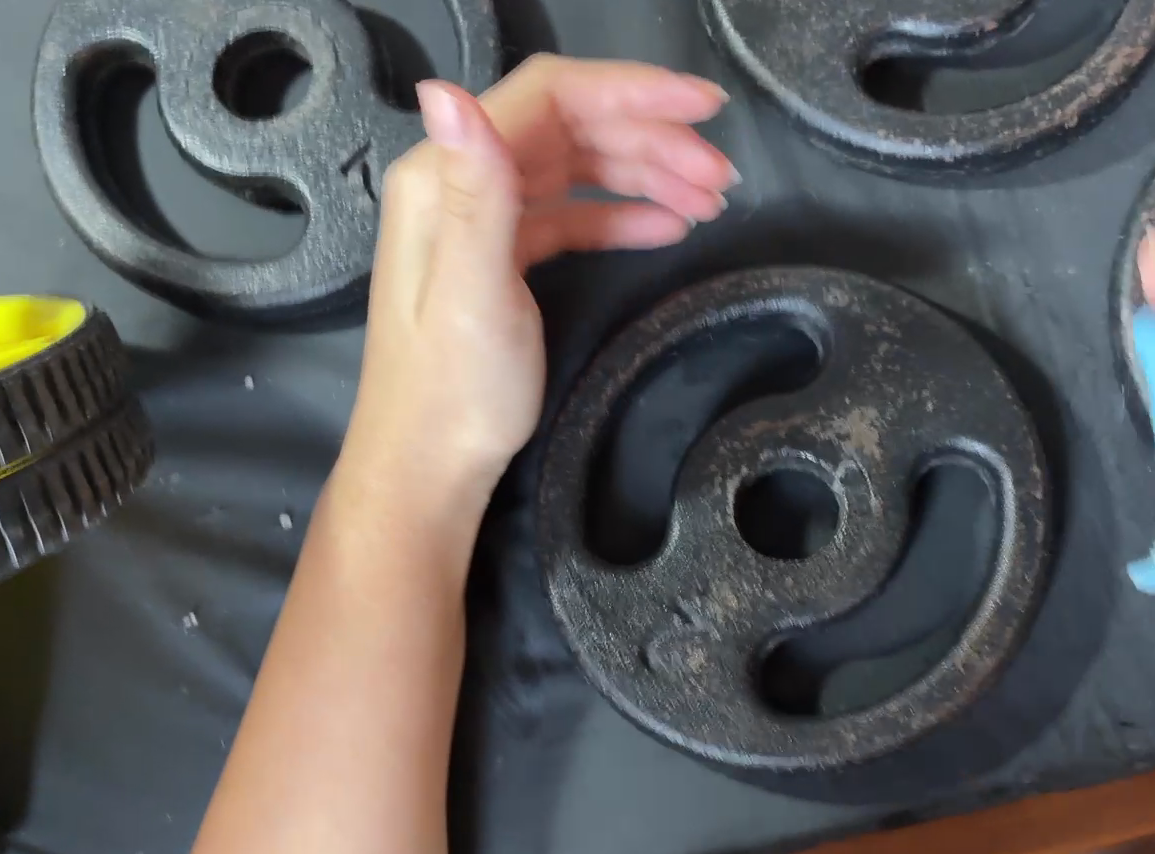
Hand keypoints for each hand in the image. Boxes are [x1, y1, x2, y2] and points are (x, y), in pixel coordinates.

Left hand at [347, 57, 734, 503]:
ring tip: (710, 201)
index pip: (551, 99)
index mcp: (449, 178)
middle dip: (653, 141)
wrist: (432, 461)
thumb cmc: (455, 392)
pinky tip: (667, 227)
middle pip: (572, 130)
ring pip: (578, 172)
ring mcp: (487, 222)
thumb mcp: (472, 298)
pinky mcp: (508, 260)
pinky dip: (622, 216)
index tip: (704, 108)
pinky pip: (574, 218)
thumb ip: (476, 196)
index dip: (633, 93)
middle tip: (722, 176)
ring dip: (646, 177)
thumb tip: (448, 91)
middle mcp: (465, 183)